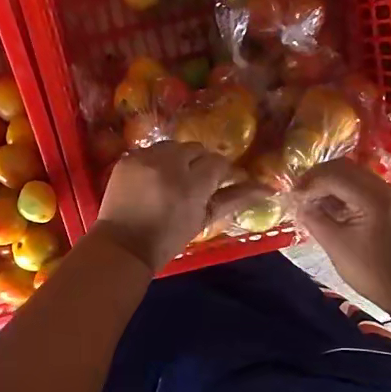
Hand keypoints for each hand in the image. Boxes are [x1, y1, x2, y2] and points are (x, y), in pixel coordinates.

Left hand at [94, 142, 254, 271]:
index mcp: (191, 184)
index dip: (221, 172)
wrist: (123, 245)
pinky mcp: (127, 158)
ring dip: (178, 159)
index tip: (219, 184)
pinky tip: (155, 179)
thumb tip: (267, 188)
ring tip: (174, 179)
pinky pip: (151, 150)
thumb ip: (234, 199)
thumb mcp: (204, 220)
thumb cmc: (168, 239)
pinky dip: (157, 161)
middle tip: (196, 184)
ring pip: (173, 146)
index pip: (217, 162)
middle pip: (196, 149)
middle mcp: (168, 164)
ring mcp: (144, 158)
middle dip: (199, 164)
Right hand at [291, 159, 390, 319]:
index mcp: (373, 196)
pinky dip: (341, 194)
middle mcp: (383, 187)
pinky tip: (328, 210)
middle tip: (298, 197)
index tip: (291, 198)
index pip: (333, 174)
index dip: (308, 183)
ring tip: (310, 204)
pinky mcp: (389, 205)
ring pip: (352, 176)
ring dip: (328, 185)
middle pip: (343, 168)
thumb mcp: (337, 247)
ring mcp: (389, 195)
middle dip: (317, 179)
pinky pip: (360, 188)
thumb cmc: (375, 272)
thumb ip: (315, 220)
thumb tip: (299, 204)